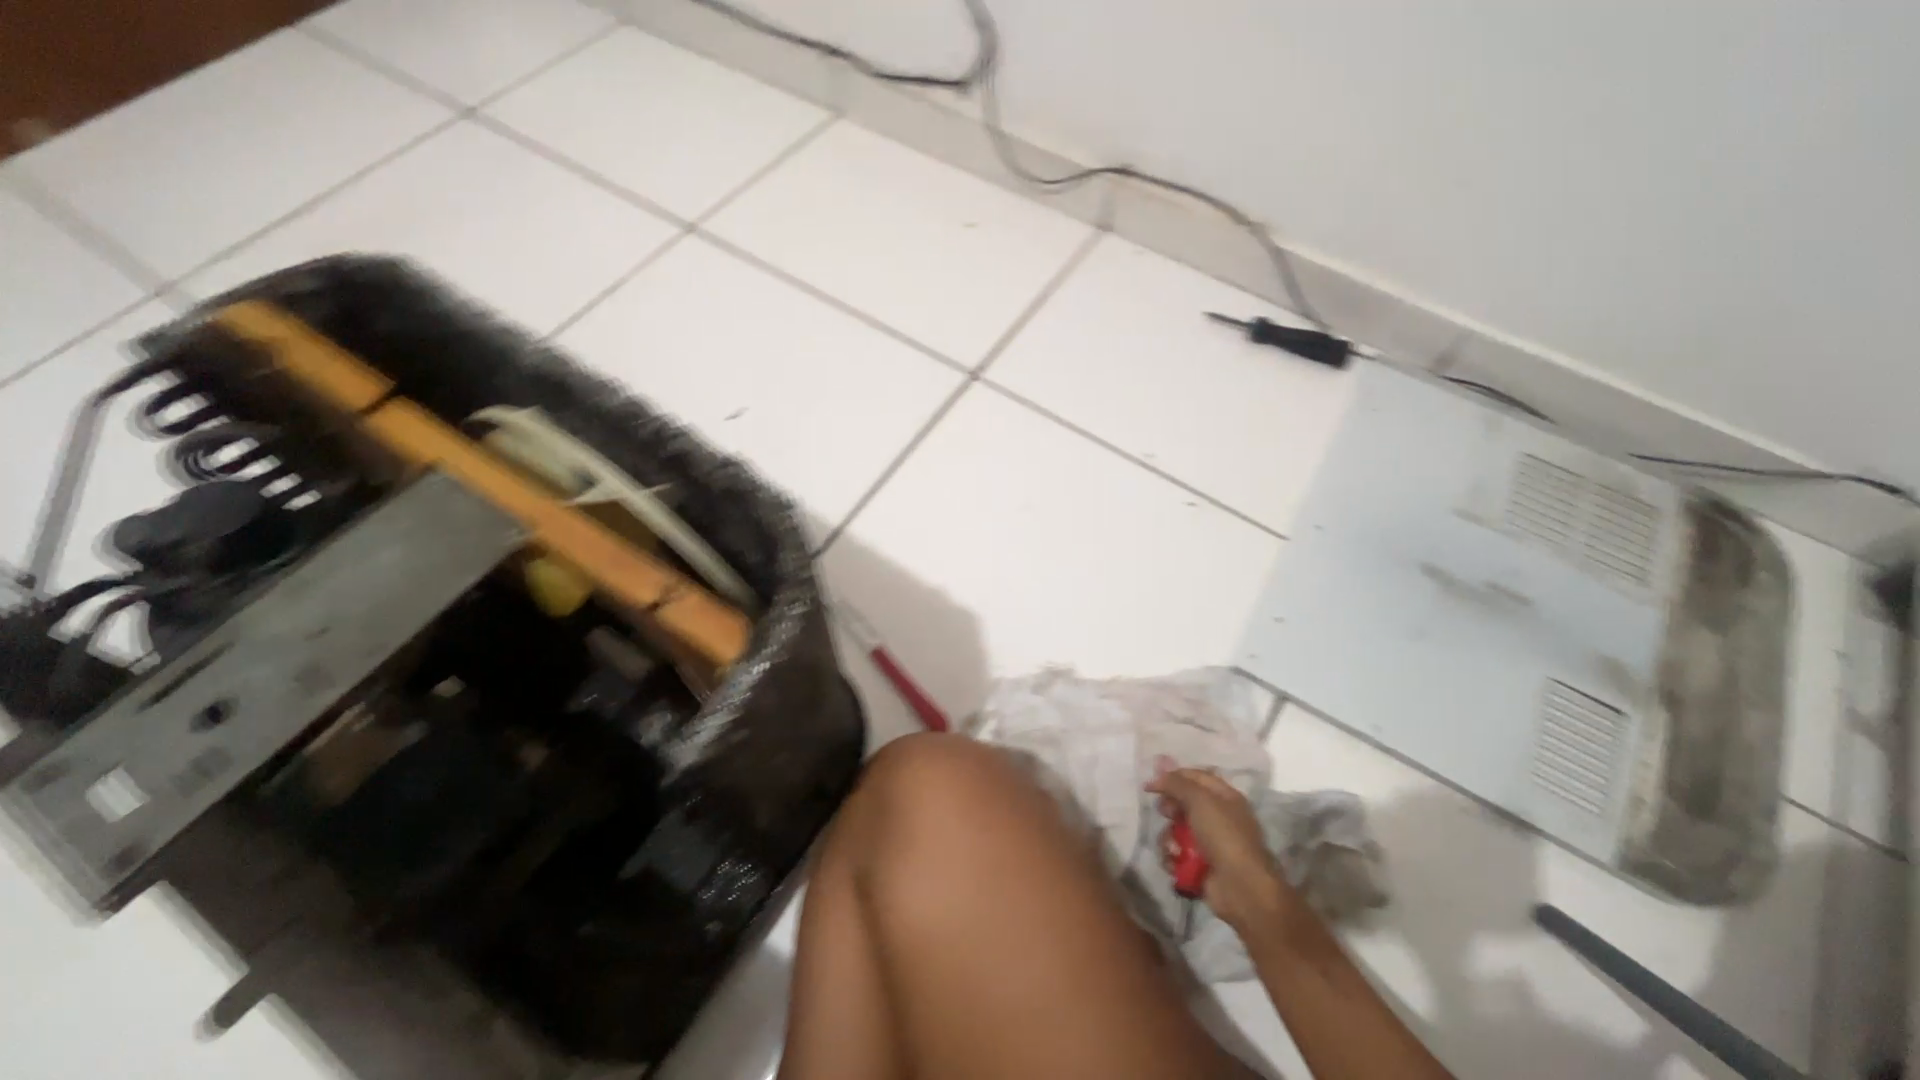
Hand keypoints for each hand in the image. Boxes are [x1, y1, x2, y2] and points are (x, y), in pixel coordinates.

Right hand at [1146, 762, 1293, 935]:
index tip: (1150, 784)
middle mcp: (1217, 818)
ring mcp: (1208, 844)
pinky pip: (1175, 855)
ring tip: (1175, 848)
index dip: (1173, 777)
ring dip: (1169, 839)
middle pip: (1183, 804)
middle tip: (1167, 814)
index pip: (1195, 777)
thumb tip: (1157, 774)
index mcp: (1225, 798)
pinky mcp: (1198, 865)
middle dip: (1171, 810)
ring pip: (1175, 831)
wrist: (1240, 886)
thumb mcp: (1201, 801)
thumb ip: (1177, 784)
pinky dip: (1173, 858)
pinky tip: (1176, 863)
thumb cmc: (1224, 836)